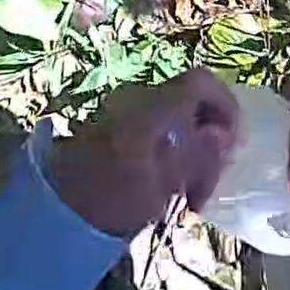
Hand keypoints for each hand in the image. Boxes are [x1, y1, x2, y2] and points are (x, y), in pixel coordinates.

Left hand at [48, 68, 239, 237]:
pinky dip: (174, 151)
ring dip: (193, 149)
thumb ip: (195, 156)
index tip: (233, 144)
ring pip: (178, 117)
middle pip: (193, 102)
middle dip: (210, 138)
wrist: (55, 208)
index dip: (226, 105)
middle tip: (209, 185)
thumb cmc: (109, 199)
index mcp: (154, 107)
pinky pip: (160, 127)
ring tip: (190, 195)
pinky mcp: (119, 125)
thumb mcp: (160, 186)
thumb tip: (222, 134)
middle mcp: (141, 97)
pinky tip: (170, 188)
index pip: (202, 81)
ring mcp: (128, 109)